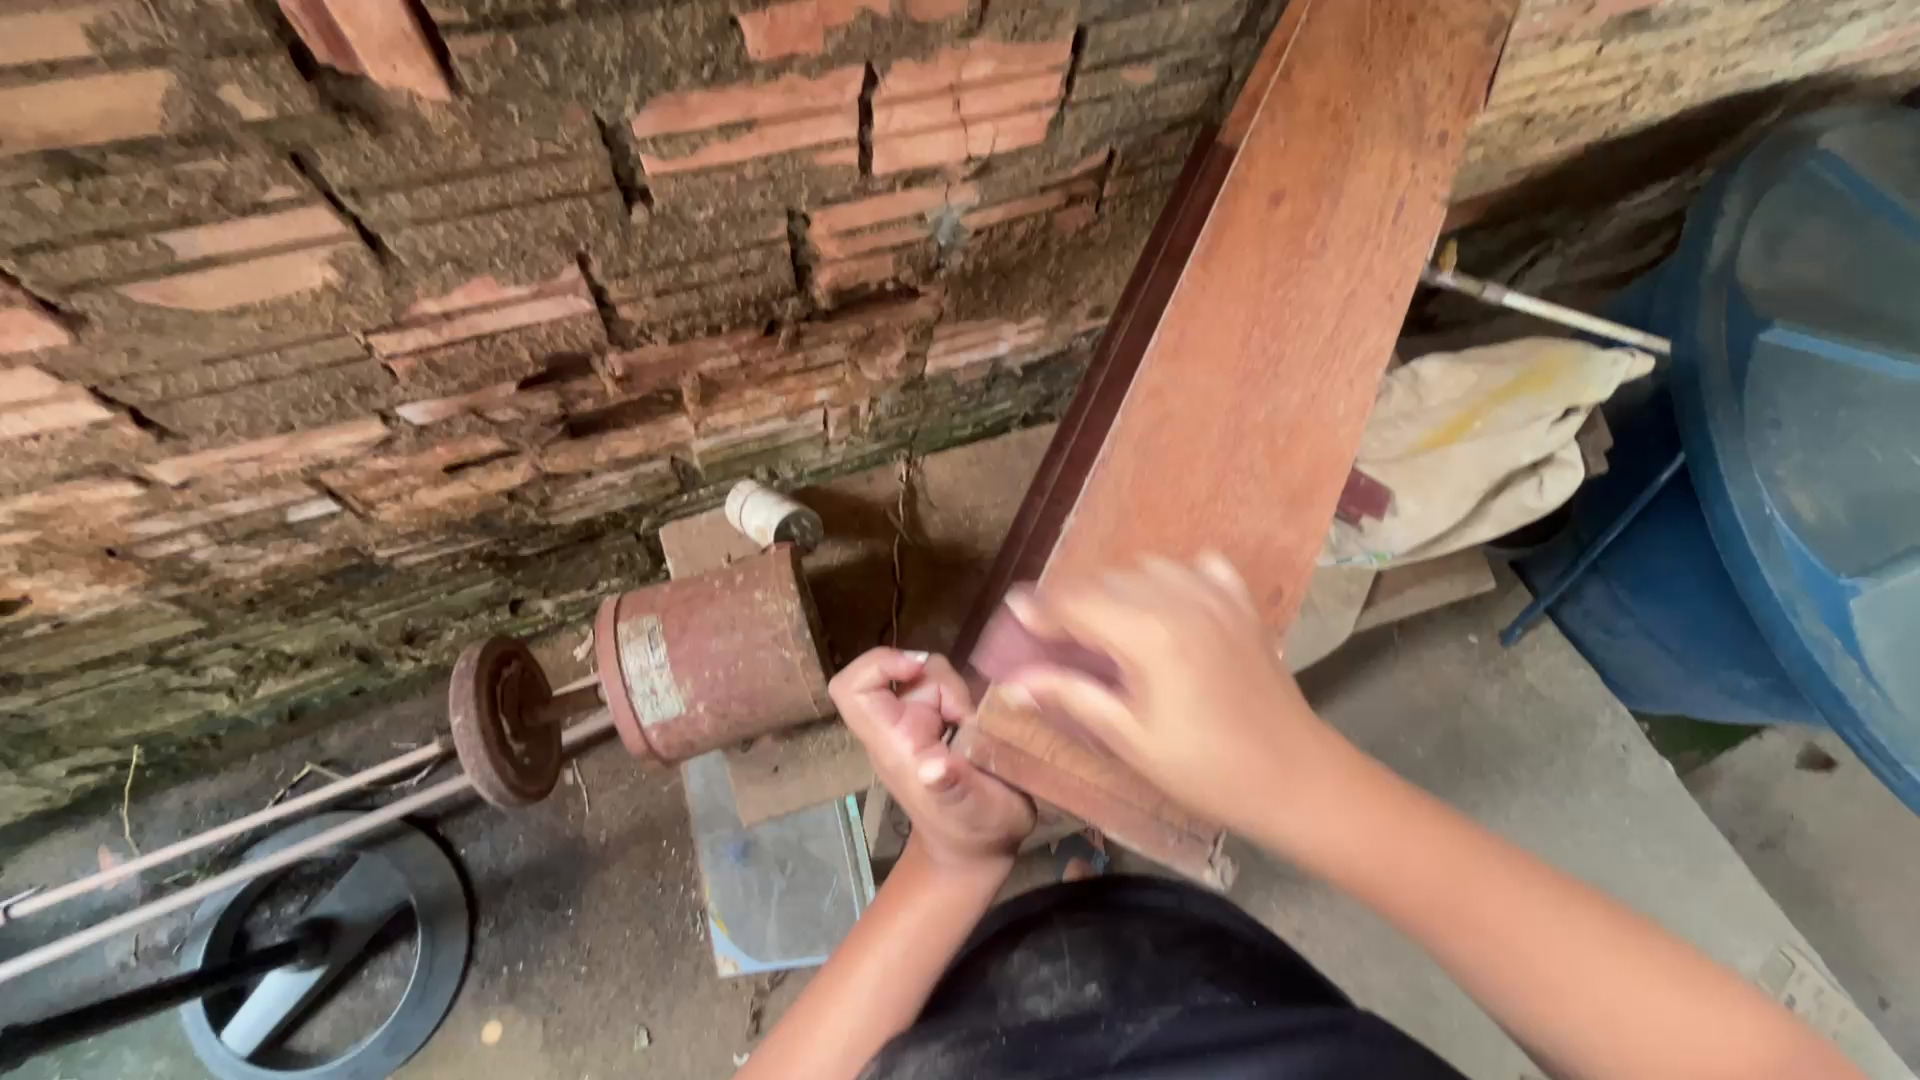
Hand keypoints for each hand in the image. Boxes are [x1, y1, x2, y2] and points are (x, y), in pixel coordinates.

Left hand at [829, 648, 1035, 872]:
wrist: (977, 847)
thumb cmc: (973, 833)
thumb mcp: (972, 813)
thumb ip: (953, 789)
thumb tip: (933, 768)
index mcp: (893, 744)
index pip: (852, 689)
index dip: (876, 665)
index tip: (917, 670)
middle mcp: (900, 725)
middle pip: (903, 670)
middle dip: (945, 684)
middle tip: (969, 720)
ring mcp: (920, 721)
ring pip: (934, 675)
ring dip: (964, 695)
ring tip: (981, 734)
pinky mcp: (941, 720)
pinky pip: (953, 688)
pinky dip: (972, 701)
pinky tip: (983, 731)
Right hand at [997, 554, 1355, 842]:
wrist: (1297, 779)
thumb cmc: (1207, 770)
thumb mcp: (1129, 740)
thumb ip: (1071, 697)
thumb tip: (1013, 684)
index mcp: (1149, 634)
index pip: (1076, 603)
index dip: (1040, 610)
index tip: (1014, 617)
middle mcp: (1181, 600)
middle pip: (1106, 580)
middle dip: (1073, 601)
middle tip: (1055, 637)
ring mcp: (1217, 597)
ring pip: (1146, 568)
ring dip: (1117, 588)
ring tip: (1106, 625)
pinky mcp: (1241, 605)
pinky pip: (1196, 568)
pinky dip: (1169, 579)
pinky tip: (1163, 607)